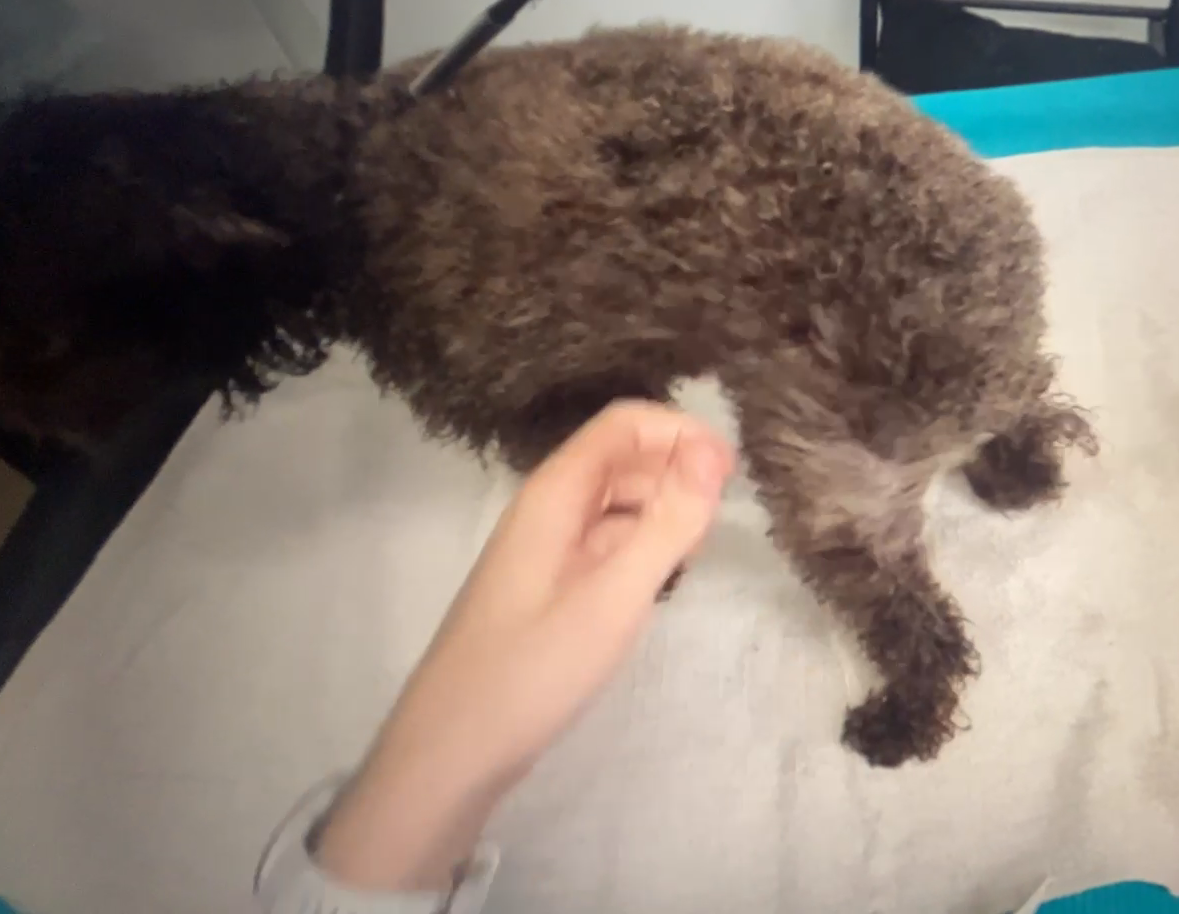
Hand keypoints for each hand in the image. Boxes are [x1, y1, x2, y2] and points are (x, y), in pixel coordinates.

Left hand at [316, 402, 734, 892]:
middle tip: (718, 519)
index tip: (728, 472)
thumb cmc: (533, 669)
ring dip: (664, 506)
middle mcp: (551, 506)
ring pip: (618, 499)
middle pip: (623, 456)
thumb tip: (714, 454)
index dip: (682, 433)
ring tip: (695, 551)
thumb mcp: (615, 595)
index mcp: (557, 492)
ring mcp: (549, 544)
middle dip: (678, 469)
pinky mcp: (553, 579)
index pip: (626, 424)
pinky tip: (662, 578)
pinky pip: (608, 537)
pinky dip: (643, 541)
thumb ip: (669, 523)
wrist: (450, 754)